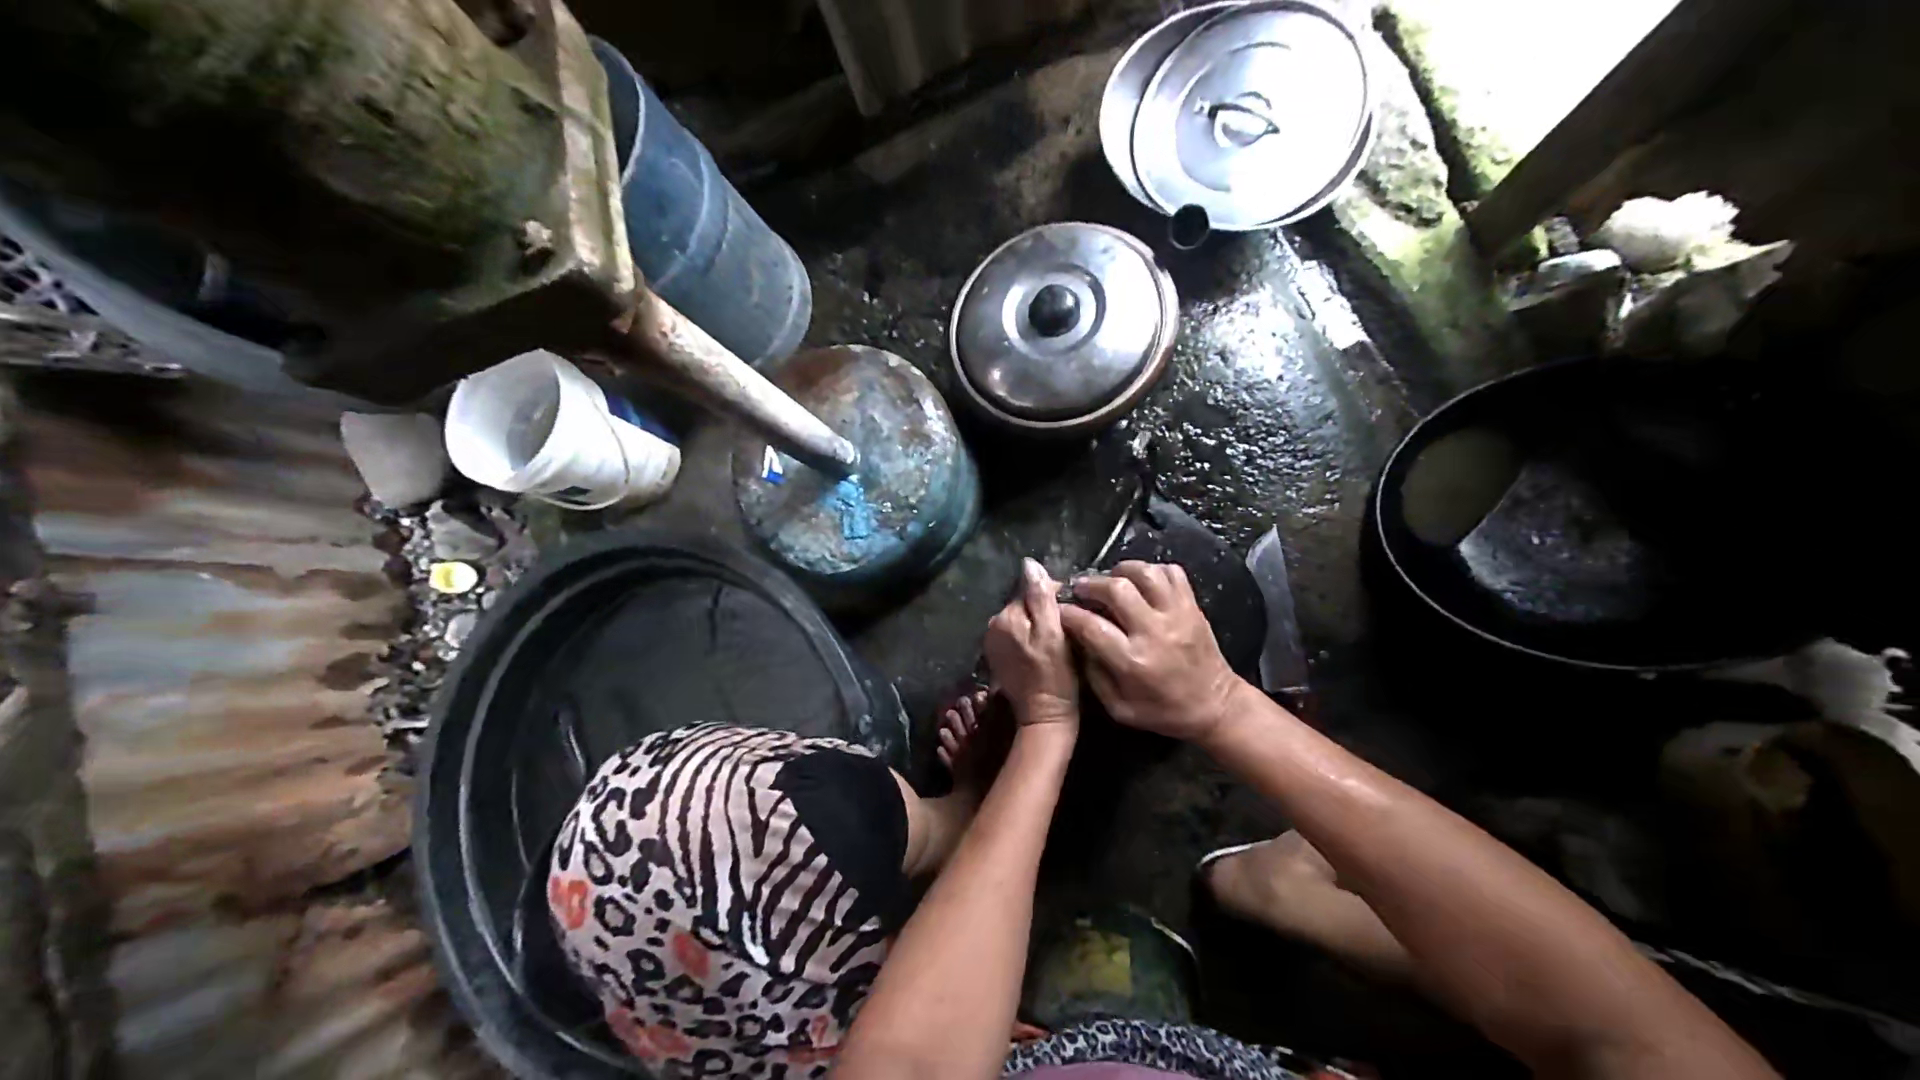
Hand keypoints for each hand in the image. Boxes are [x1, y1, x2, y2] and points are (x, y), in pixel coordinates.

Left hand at [983, 559, 1078, 729]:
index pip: (1033, 588)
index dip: (1057, 596)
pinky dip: (1032, 638)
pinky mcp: (999, 657)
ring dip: (1040, 624)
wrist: (1044, 715)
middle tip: (1069, 628)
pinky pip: (1019, 635)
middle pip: (1026, 604)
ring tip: (1060, 640)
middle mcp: (993, 625)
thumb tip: (1029, 564)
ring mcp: (994, 642)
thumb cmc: (1056, 675)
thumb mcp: (1053, 633)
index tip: (1074, 613)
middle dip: (1047, 610)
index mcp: (1005, 616)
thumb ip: (1039, 598)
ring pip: (1024, 619)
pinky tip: (1047, 651)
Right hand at [1057, 561, 1243, 741]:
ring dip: (1121, 571)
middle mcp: (1154, 632)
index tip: (1059, 609)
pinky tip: (1141, 583)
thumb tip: (1076, 640)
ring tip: (1111, 580)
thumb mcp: (1119, 708)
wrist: (1216, 707)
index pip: (1091, 625)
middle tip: (1080, 588)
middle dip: (1091, 584)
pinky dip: (1152, 570)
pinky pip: (1172, 572)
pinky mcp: (1192, 606)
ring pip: (1145, 573)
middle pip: (1116, 589)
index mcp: (1133, 661)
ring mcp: (1177, 615)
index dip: (1068, 613)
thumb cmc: (1162, 711)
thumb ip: (1093, 674)